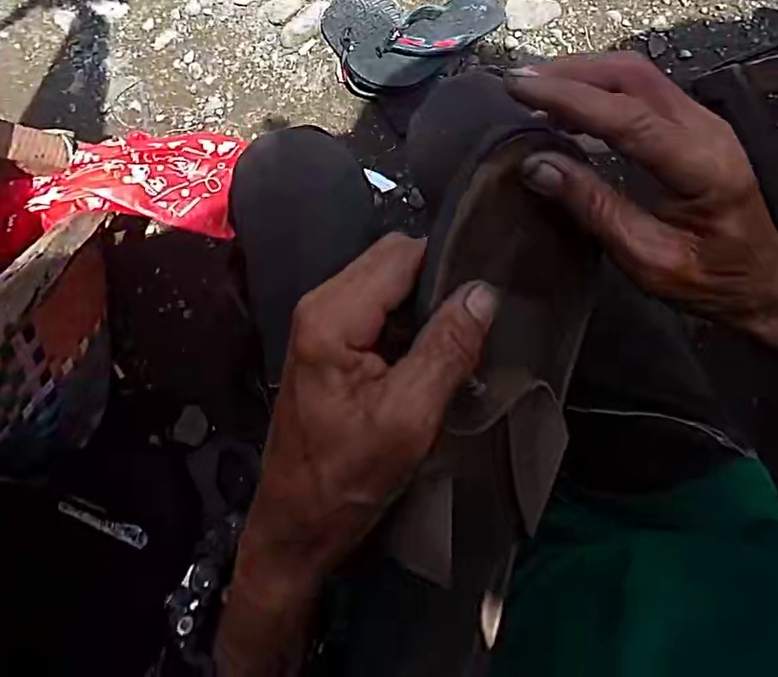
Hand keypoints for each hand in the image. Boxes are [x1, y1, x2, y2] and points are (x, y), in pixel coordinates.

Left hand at [219, 234, 496, 674]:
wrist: (295, 525)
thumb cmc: (344, 480)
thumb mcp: (409, 419)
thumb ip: (447, 348)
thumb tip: (483, 293)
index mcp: (332, 315)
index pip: (402, 254)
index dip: (445, 267)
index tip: (480, 298)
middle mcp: (320, 302)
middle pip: (392, 258)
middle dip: (435, 283)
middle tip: (468, 325)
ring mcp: (320, 317)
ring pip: (387, 279)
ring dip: (422, 304)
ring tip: (450, 341)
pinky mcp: (327, 336)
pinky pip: (377, 303)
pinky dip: (406, 319)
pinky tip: (424, 352)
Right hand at [506, 53, 777, 345]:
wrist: (762, 280)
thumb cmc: (710, 280)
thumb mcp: (648, 260)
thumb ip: (595, 208)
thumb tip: (537, 165)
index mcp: (702, 167)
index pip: (628, 116)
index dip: (569, 97)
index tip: (520, 90)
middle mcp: (707, 129)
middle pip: (633, 76)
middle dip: (569, 72)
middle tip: (518, 83)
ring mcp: (703, 120)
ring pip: (636, 73)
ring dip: (581, 73)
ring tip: (534, 89)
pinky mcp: (692, 121)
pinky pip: (640, 86)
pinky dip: (597, 85)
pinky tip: (567, 103)